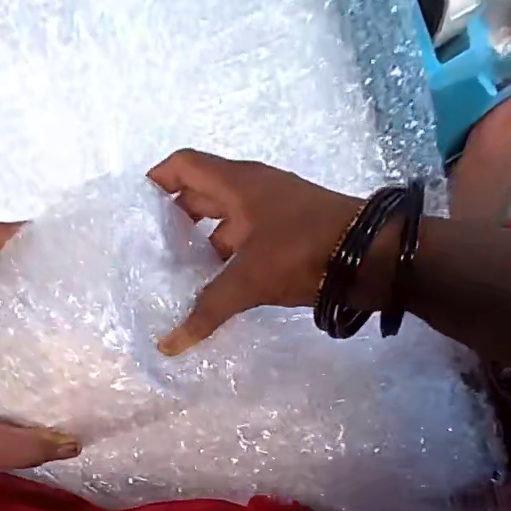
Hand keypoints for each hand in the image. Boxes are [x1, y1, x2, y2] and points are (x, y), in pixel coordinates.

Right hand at [147, 151, 364, 355]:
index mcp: (238, 184)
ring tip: (180, 274)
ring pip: (227, 223)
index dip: (157, 180)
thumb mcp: (249, 279)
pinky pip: (248, 243)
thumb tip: (168, 345)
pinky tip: (218, 287)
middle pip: (202, 195)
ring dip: (204, 244)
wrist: (373, 258)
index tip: (136, 208)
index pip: (185, 166)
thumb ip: (207, 310)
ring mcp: (274, 214)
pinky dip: (230, 260)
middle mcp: (253, 191)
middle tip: (153, 248)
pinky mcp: (290, 237)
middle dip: (176, 219)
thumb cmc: (303, 250)